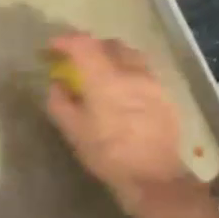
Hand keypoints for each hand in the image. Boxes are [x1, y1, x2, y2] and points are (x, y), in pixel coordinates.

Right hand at [45, 32, 206, 216]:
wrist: (153, 177)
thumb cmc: (108, 155)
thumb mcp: (74, 132)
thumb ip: (60, 102)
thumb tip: (57, 84)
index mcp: (105, 79)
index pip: (83, 44)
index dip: (65, 41)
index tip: (53, 47)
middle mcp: (131, 72)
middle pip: (110, 44)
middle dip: (91, 47)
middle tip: (78, 61)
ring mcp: (152, 82)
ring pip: (131, 56)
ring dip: (113, 57)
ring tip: (104, 74)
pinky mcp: (165, 95)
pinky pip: (144, 73)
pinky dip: (129, 73)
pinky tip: (125, 92)